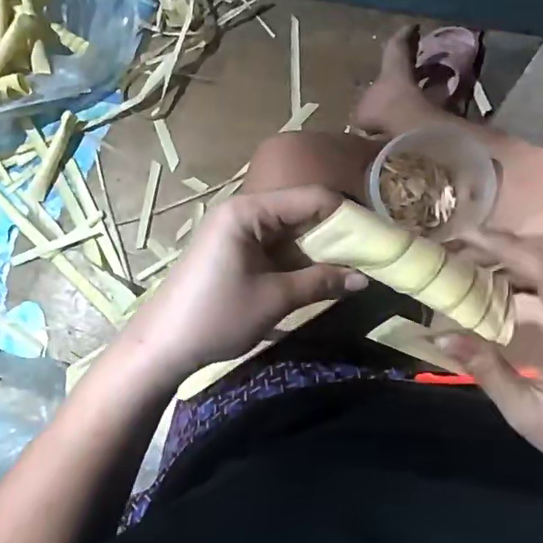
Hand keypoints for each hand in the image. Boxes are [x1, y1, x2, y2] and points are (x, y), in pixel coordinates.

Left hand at [116, 185, 367, 375]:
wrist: (162, 344)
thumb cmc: (217, 316)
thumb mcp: (275, 299)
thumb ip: (321, 282)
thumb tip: (365, 278)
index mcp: (247, 211)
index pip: (311, 198)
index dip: (348, 214)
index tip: (380, 235)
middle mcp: (241, 212)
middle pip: (300, 212)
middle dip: (336, 233)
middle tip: (373, 254)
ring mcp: (234, 232)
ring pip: (288, 232)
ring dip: (317, 250)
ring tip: (354, 268)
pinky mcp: (231, 252)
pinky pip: (272, 247)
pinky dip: (296, 260)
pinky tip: (320, 277)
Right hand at [436, 229, 542, 524]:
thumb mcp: (529, 416)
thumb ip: (488, 371)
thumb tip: (443, 335)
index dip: (510, 250)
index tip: (468, 239)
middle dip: (512, 242)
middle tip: (466, 247)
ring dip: (527, 248)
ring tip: (483, 258)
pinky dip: (542, 262)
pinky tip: (511, 277)